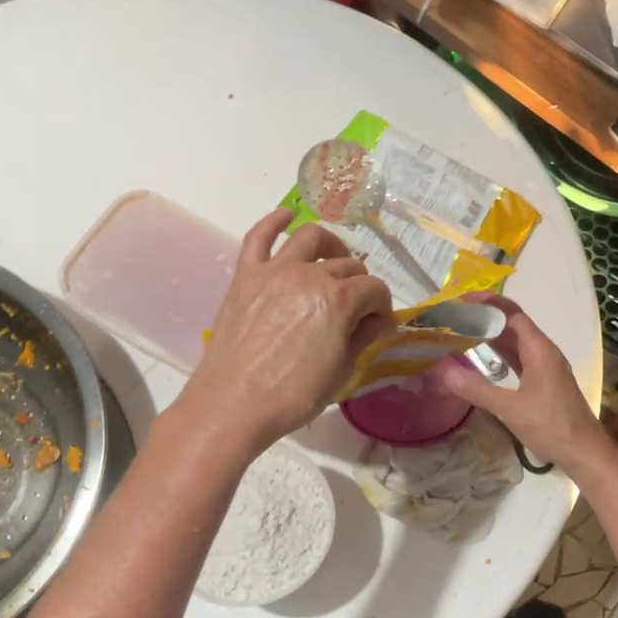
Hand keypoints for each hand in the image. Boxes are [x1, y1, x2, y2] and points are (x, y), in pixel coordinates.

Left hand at [185, 209, 393, 447]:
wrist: (235, 402)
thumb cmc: (294, 395)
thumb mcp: (341, 371)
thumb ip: (362, 338)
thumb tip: (379, 322)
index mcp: (339, 301)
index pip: (374, 290)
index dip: (382, 306)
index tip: (379, 324)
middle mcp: (310, 275)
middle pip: (347, 265)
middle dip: (360, 284)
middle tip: (358, 307)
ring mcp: (275, 271)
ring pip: (311, 238)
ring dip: (331, 246)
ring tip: (334, 261)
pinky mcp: (246, 275)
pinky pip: (260, 236)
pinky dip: (275, 221)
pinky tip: (287, 216)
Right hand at [429, 294, 611, 471]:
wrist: (584, 451)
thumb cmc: (551, 426)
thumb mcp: (510, 409)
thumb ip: (477, 389)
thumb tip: (443, 371)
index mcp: (540, 350)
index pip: (512, 314)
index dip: (487, 303)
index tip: (460, 301)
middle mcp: (545, 353)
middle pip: (513, 326)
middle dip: (485, 320)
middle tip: (454, 320)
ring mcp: (547, 368)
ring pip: (517, 344)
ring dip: (492, 338)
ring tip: (462, 336)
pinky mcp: (545, 383)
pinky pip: (520, 360)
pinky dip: (501, 357)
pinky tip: (484, 363)